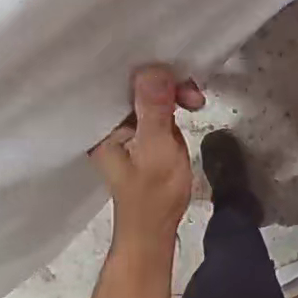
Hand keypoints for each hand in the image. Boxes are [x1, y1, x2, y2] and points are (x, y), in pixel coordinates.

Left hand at [89, 65, 205, 242]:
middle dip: (165, 81)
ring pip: (148, 92)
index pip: (117, 82)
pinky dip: (173, 101)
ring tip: (196, 101)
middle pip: (135, 84)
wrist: (155, 230)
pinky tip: (190, 103)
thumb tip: (152, 68)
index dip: (144, 69)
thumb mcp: (156, 149)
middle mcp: (108, 120)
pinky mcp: (141, 131)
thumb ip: (153, 109)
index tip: (173, 68)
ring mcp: (125, 125)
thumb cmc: (152, 194)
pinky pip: (156, 105)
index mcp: (101, 123)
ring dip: (173, 90)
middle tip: (194, 94)